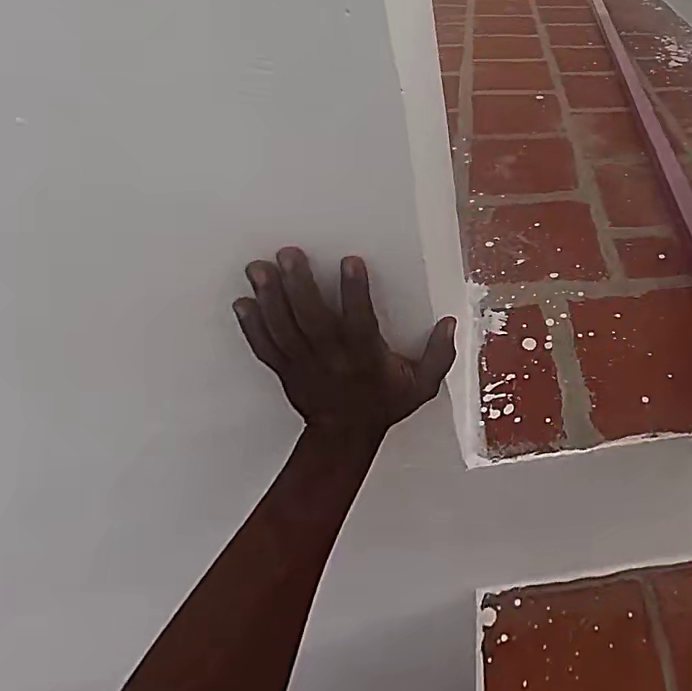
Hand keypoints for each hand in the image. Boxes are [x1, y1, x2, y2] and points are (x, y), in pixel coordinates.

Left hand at [234, 247, 456, 451]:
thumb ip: (439, 354)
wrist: (345, 436)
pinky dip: (251, 324)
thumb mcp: (423, 384)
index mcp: (365, 356)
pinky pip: (264, 346)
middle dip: (298, 284)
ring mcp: (303, 363)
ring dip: (269, 297)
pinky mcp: (284, 369)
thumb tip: (449, 322)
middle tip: (288, 254)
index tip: (350, 260)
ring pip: (283, 327)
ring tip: (258, 268)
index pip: (359, 320)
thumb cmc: (385, 403)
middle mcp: (332, 357)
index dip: (355, 291)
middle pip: (311, 318)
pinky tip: (242, 301)